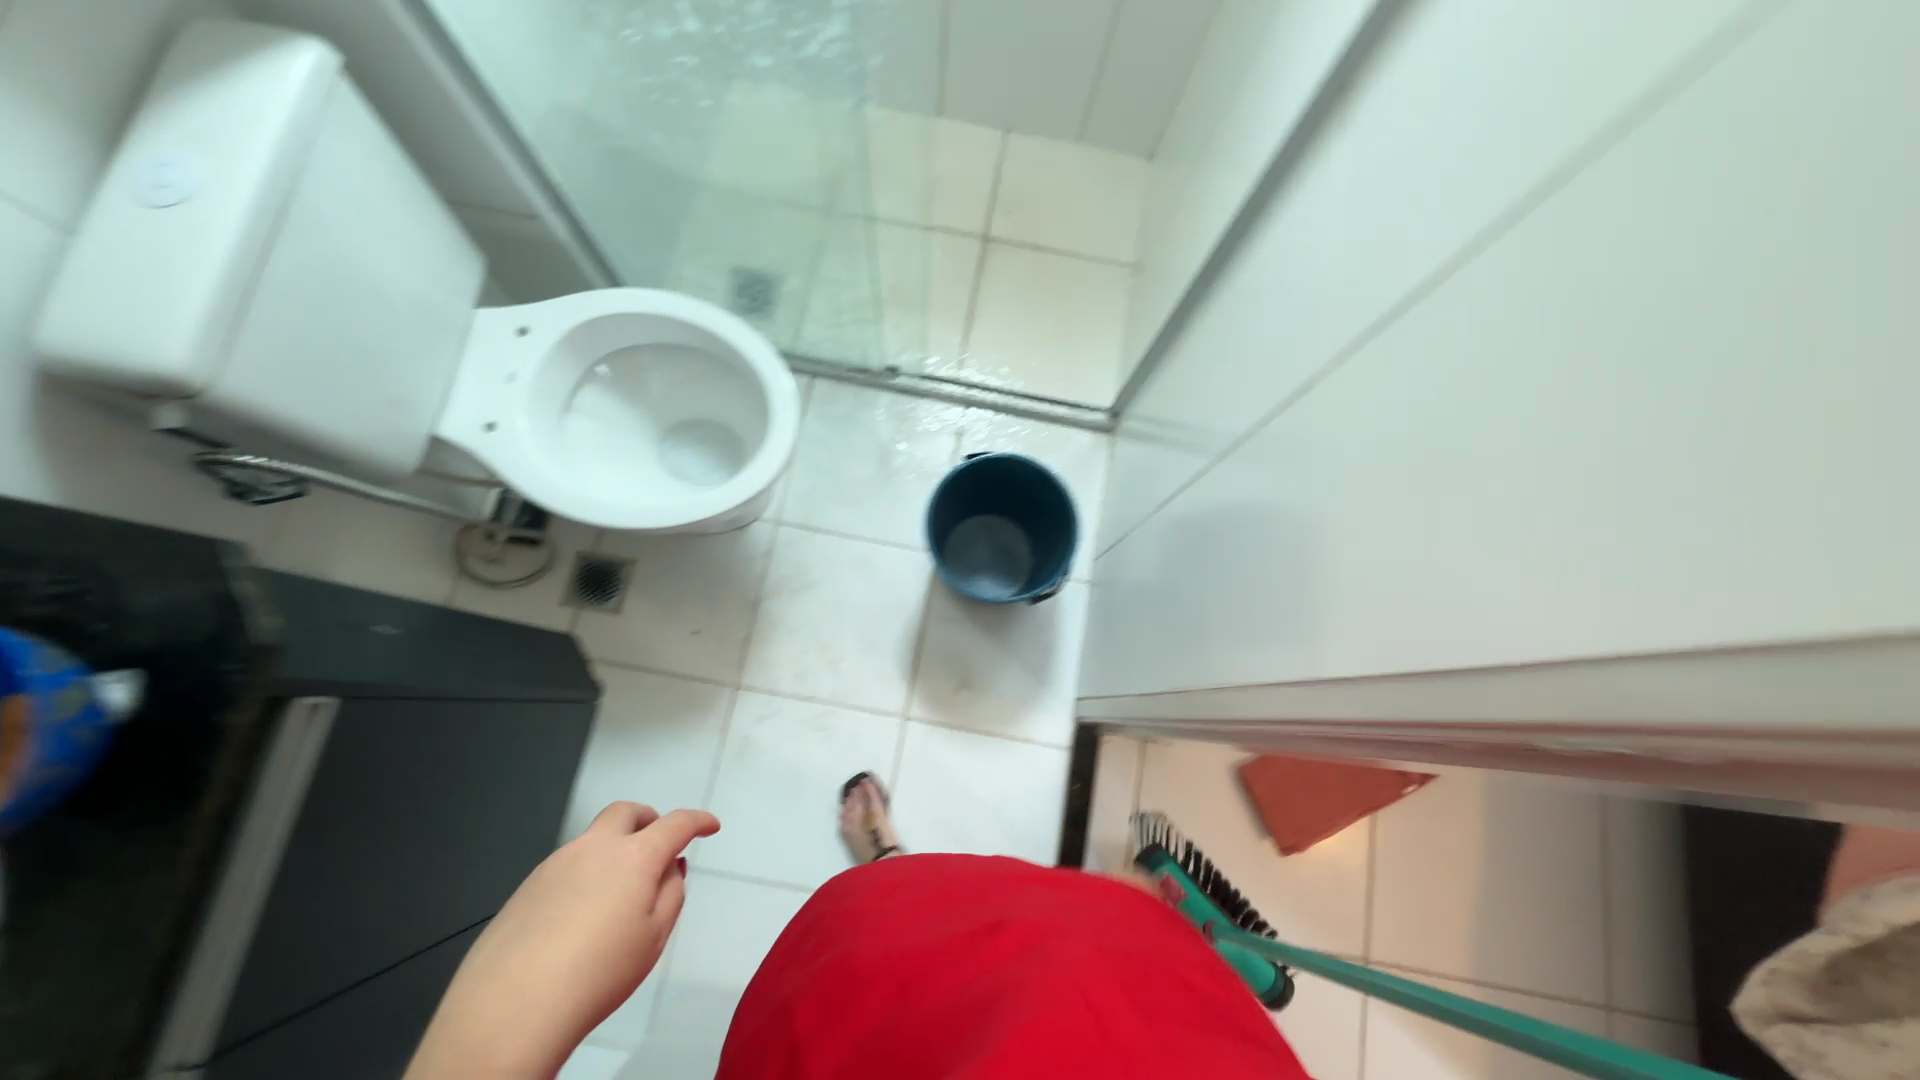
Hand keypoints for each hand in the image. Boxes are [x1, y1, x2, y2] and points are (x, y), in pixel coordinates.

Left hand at [406, 802, 720, 1078]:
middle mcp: (593, 848)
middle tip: (659, 844)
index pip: (675, 824)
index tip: (710, 827)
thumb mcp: (654, 936)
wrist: (511, 1007)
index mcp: (634, 856)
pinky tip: (580, 918)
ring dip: (614, 850)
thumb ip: (671, 893)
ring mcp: (554, 865)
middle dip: (649, 819)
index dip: (698, 821)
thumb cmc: (599, 972)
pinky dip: (585, 875)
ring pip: (592, 840)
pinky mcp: (525, 888)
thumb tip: (670, 868)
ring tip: (618, 896)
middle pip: (626, 812)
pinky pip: (566, 867)